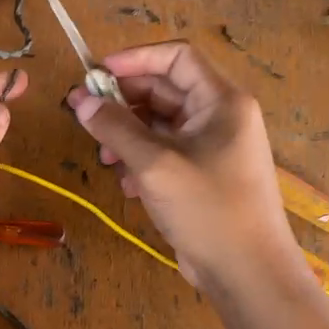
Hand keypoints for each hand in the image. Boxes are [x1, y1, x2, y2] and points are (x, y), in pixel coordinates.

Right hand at [66, 42, 301, 294]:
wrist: (247, 271)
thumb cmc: (208, 209)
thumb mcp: (155, 165)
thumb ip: (115, 128)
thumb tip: (80, 100)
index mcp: (221, 101)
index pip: (176, 57)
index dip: (134, 58)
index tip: (95, 74)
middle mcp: (219, 116)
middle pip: (164, 90)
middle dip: (123, 103)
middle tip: (85, 117)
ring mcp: (212, 146)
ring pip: (159, 124)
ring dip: (127, 135)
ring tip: (105, 160)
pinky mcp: (202, 174)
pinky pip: (164, 152)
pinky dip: (140, 161)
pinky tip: (128, 185)